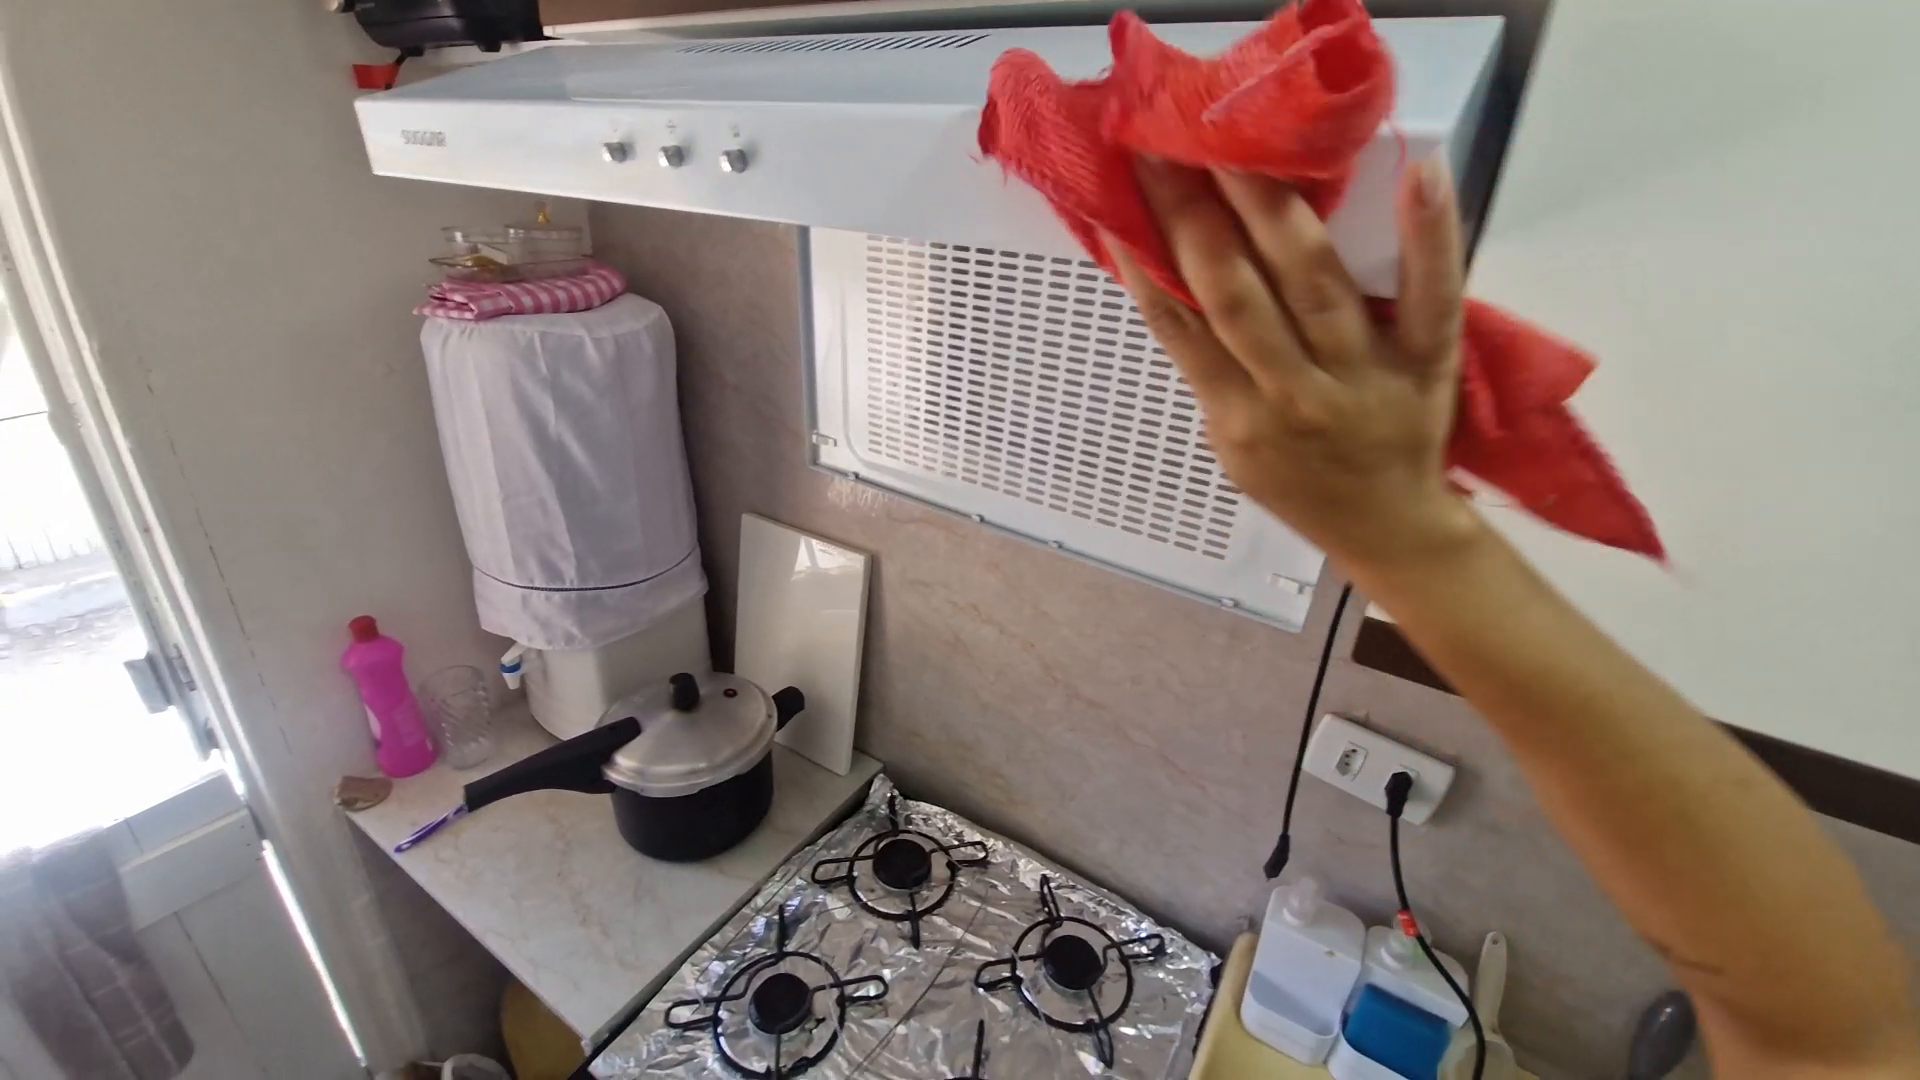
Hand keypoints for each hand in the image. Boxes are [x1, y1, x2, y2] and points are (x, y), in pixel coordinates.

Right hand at [1108, 157, 1482, 572]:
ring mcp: (1364, 375)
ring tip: (1239, 146)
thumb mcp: (1232, 449)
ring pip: (1311, 283)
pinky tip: (1417, 170)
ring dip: (1271, 208)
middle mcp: (1294, 394)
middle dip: (1193, 217)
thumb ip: (1209, 378)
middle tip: (1167, 149)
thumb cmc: (1299, 487)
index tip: (1124, 203)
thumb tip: (1177, 296)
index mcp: (1238, 420)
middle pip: (1235, 296)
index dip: (1148, 265)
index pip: (1181, 330)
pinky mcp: (1429, 359)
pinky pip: (1432, 293)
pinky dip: (1426, 234)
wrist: (1386, 526)